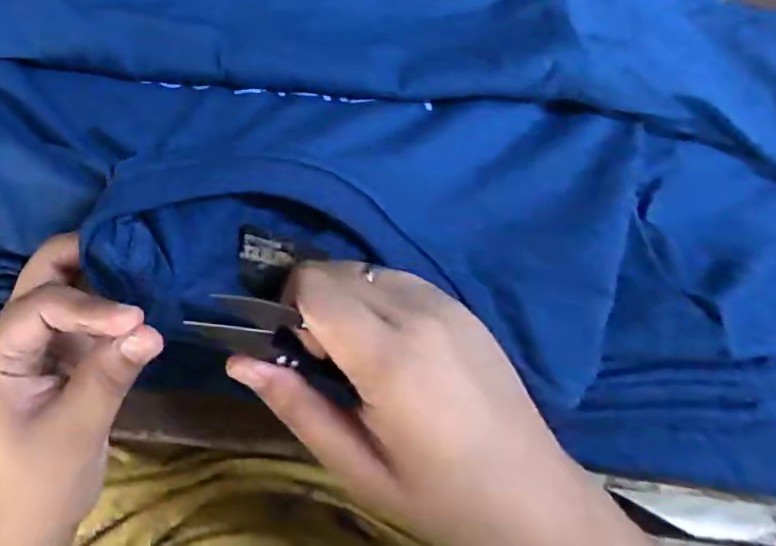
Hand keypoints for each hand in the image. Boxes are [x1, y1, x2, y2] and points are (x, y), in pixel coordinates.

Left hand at [0, 234, 162, 545]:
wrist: (36, 516)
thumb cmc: (43, 478)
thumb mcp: (75, 432)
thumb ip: (108, 377)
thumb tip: (149, 331)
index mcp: (0, 347)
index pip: (43, 305)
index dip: (90, 306)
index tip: (136, 315)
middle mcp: (14, 328)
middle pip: (46, 270)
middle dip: (86, 255)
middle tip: (132, 251)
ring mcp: (39, 332)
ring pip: (66, 277)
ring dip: (100, 268)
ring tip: (140, 264)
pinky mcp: (64, 342)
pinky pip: (86, 303)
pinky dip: (110, 293)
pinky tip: (138, 291)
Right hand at [226, 262, 647, 545]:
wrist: (539, 506)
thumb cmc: (439, 496)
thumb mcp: (358, 466)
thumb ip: (294, 406)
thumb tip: (236, 360)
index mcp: (390, 358)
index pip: (312, 285)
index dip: (290, 308)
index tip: (304, 354)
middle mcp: (416, 313)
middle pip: (330, 270)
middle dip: (311, 303)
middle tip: (329, 360)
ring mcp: (443, 303)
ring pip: (359, 268)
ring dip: (343, 298)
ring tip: (363, 352)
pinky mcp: (459, 303)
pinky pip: (393, 277)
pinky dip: (374, 297)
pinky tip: (393, 343)